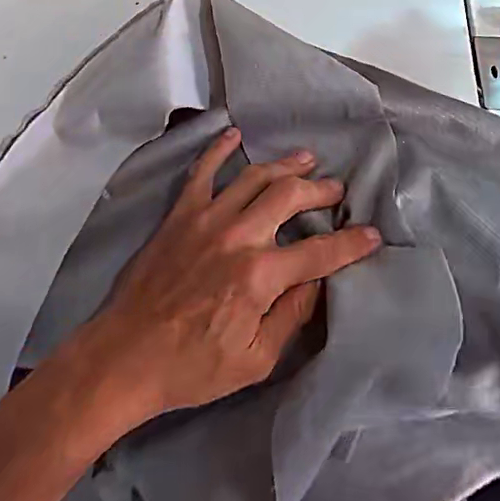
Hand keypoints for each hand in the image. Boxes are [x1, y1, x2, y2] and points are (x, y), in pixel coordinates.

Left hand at [61, 127, 380, 426]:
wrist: (126, 355)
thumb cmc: (193, 366)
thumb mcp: (255, 360)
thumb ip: (291, 316)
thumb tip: (318, 281)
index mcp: (259, 276)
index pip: (319, 253)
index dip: (351, 243)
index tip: (372, 234)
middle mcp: (237, 236)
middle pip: (289, 197)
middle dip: (320, 190)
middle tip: (336, 189)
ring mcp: (206, 219)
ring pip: (254, 177)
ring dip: (284, 165)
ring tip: (305, 159)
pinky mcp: (180, 215)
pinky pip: (202, 172)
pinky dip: (219, 150)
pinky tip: (235, 135)